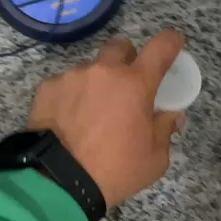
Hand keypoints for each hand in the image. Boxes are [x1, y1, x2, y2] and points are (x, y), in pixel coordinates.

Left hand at [26, 31, 185, 207]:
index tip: (173, 41)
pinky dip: (71, 96)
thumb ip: (164, 129)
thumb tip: (170, 115)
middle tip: (126, 84)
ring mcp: (71, 76)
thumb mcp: (154, 157)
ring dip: (95, 83)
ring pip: (89, 69)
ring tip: (90, 113)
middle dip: (126, 59)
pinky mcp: (47, 87)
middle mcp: (102, 71)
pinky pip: (65, 84)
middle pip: (119, 47)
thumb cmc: (114, 169)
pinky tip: (68, 119)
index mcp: (134, 84)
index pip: (160, 49)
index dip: (170, 42)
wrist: (59, 179)